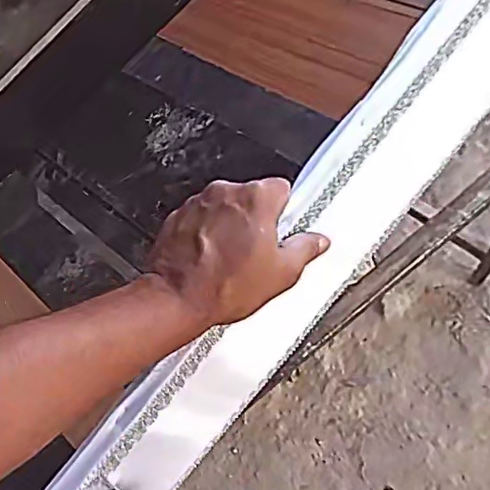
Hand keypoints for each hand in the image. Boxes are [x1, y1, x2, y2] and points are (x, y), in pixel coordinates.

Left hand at [147, 179, 328, 327]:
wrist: (174, 300)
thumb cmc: (221, 287)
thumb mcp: (281, 274)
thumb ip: (304, 250)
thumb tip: (314, 243)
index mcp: (256, 197)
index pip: (282, 189)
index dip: (284, 213)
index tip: (282, 231)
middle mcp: (223, 193)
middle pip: (249, 199)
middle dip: (254, 222)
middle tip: (255, 254)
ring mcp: (196, 205)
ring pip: (221, 210)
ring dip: (226, 228)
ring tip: (227, 262)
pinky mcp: (175, 220)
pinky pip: (197, 222)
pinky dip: (201, 236)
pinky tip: (206, 261)